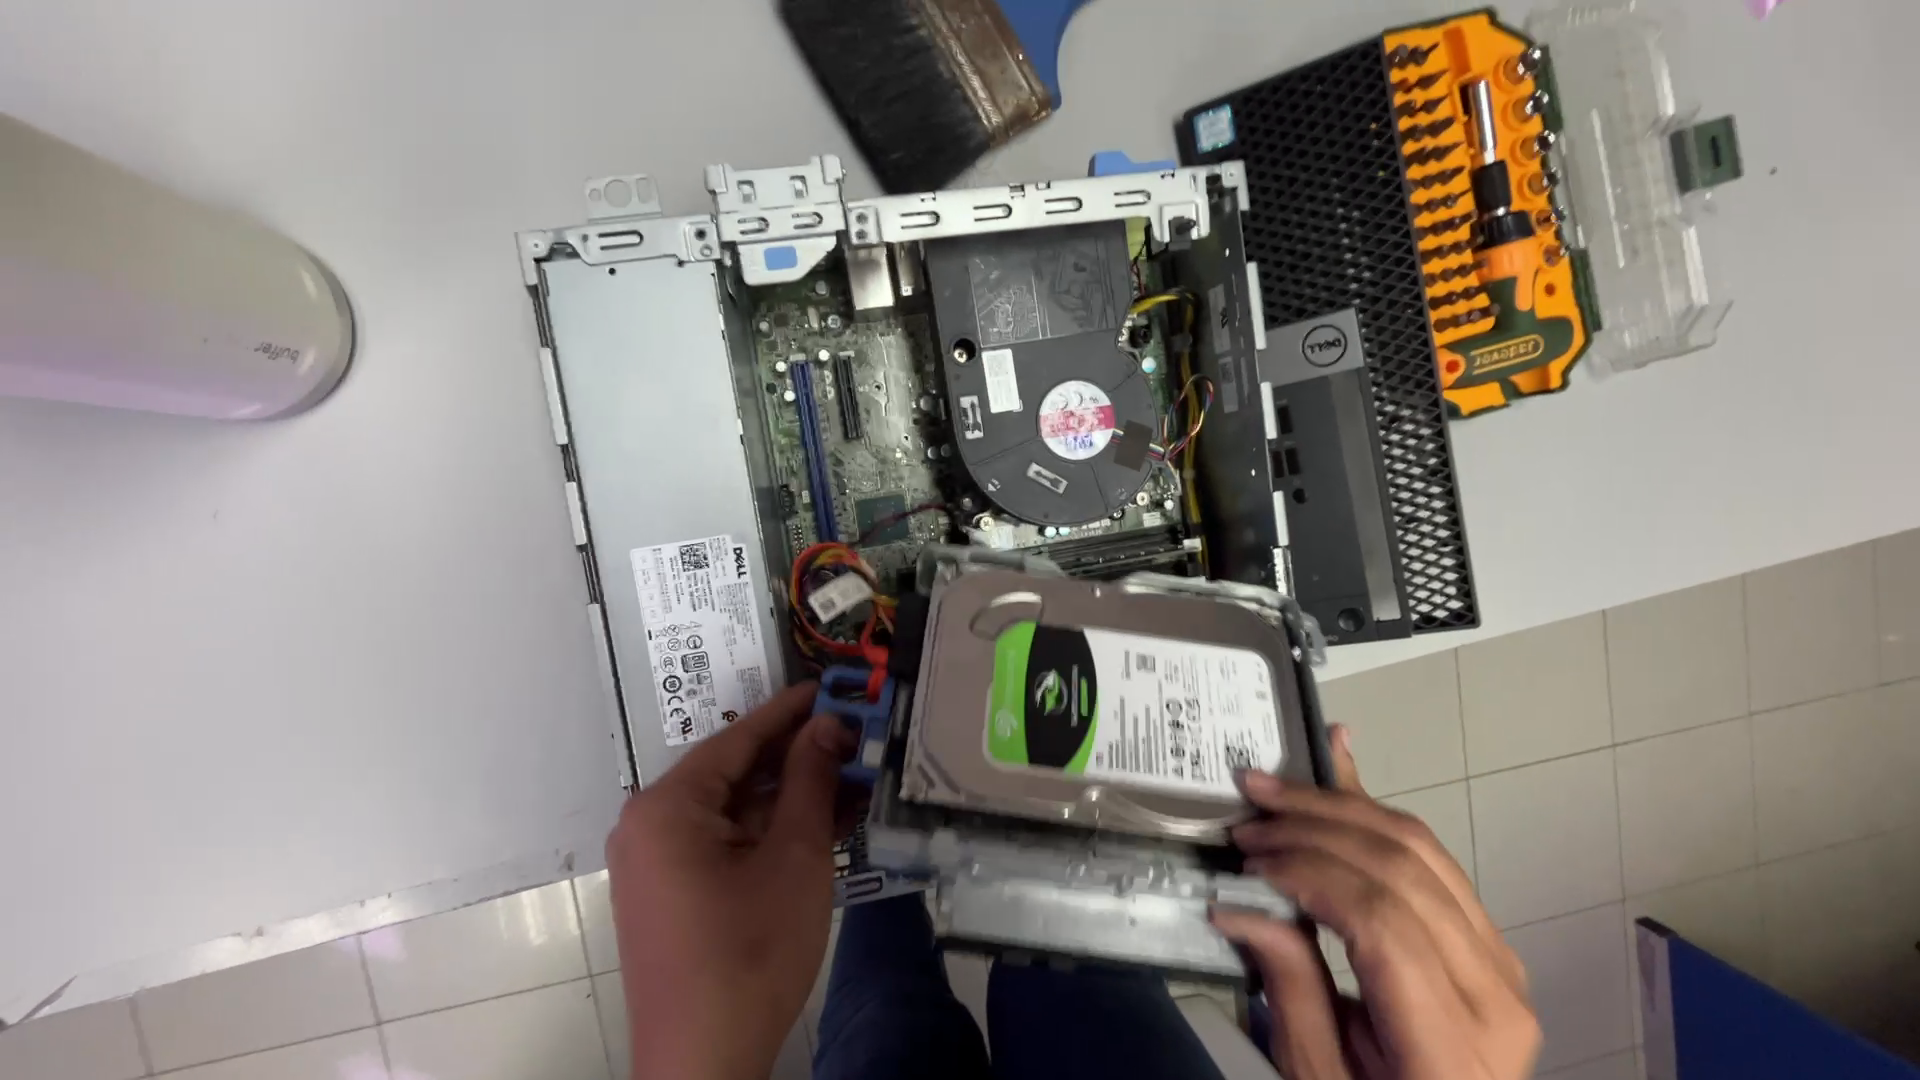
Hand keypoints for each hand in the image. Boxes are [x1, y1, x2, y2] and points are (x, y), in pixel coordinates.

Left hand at [606, 683, 853, 1079]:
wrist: (703, 1066)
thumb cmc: (751, 954)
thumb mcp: (795, 857)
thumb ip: (811, 779)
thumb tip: (828, 724)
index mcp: (667, 807)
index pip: (738, 738)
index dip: (791, 710)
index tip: (832, 687)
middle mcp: (650, 824)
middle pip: (734, 771)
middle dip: (796, 755)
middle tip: (852, 736)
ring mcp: (656, 861)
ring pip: (733, 806)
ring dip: (789, 793)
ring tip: (848, 775)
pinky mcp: (670, 890)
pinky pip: (723, 839)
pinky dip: (768, 828)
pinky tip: (819, 819)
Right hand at [1212, 727, 1539, 1079]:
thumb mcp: (1319, 1076)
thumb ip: (1288, 987)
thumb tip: (1237, 903)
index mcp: (1455, 1043)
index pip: (1381, 922)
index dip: (1309, 874)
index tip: (1247, 863)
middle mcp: (1495, 988)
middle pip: (1402, 870)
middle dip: (1313, 827)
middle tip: (1247, 819)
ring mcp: (1498, 954)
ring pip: (1417, 845)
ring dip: (1336, 806)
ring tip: (1270, 792)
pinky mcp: (1484, 934)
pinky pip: (1428, 854)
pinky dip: (1372, 808)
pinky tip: (1340, 760)